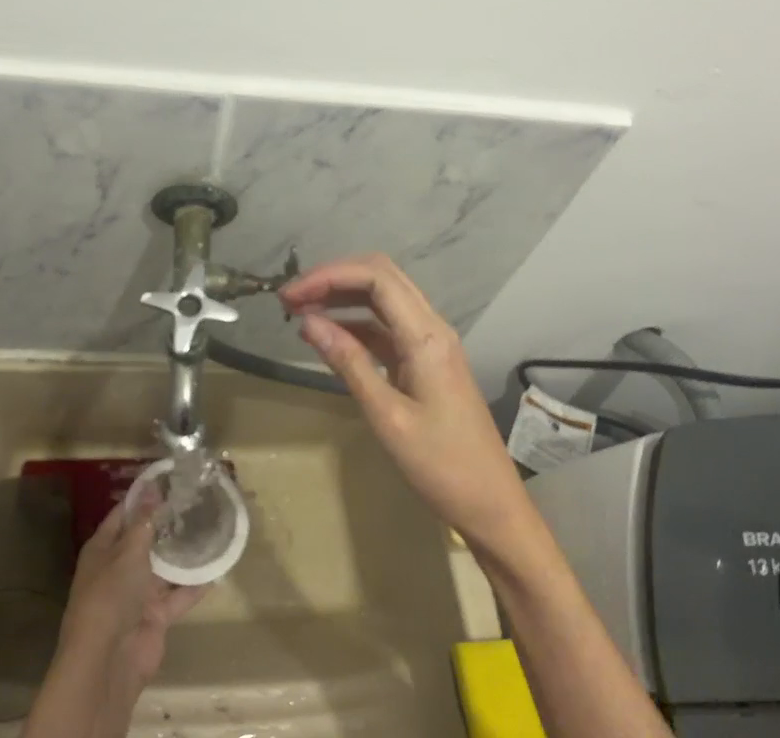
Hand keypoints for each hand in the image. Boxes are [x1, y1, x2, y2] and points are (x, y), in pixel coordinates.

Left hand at [60, 491, 208, 688]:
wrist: (108, 660)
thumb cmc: (111, 596)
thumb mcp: (127, 552)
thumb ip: (144, 522)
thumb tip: (152, 488)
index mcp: (103, 549)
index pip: (124, 515)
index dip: (144, 497)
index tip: (171, 480)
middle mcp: (119, 568)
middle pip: (146, 540)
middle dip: (169, 524)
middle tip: (199, 502)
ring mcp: (137, 594)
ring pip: (165, 568)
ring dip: (184, 554)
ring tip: (212, 528)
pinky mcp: (156, 616)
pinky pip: (178, 595)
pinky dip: (196, 585)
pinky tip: (218, 567)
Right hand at [280, 254, 533, 555]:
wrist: (490, 503)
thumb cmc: (441, 465)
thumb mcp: (387, 417)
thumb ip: (348, 363)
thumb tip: (308, 322)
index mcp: (426, 337)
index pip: (376, 278)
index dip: (329, 275)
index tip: (290, 296)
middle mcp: (432, 328)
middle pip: (381, 278)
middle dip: (333, 279)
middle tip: (290, 299)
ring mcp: (431, 345)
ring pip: (383, 300)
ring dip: (342, 298)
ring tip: (300, 313)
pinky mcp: (426, 362)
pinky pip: (387, 328)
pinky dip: (355, 324)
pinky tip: (327, 337)